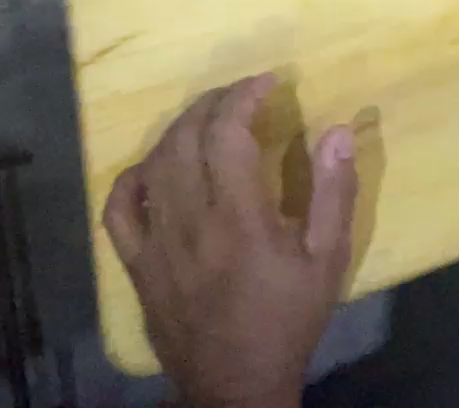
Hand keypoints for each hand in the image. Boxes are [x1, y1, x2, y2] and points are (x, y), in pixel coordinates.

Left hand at [103, 74, 357, 407]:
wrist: (235, 387)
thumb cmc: (289, 318)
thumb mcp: (329, 258)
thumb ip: (335, 192)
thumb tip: (338, 130)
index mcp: (240, 221)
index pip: (227, 136)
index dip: (244, 96)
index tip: (268, 80)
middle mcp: (190, 225)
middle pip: (185, 140)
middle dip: (213, 102)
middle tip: (242, 93)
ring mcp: (156, 246)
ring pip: (153, 165)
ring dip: (180, 129)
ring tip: (210, 117)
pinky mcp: (137, 266)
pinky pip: (120, 210)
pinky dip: (135, 176)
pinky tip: (159, 164)